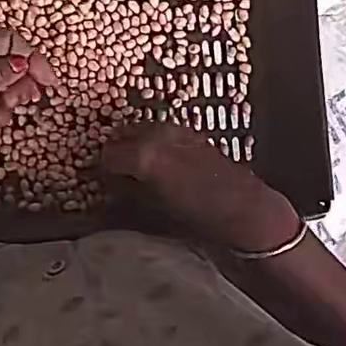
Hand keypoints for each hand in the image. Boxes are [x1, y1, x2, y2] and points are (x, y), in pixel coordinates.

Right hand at [100, 123, 299, 253]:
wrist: (246, 211)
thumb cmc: (200, 217)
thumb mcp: (156, 207)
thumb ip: (129, 189)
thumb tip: (112, 181)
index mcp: (144, 155)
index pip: (107, 155)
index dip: (102, 169)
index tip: (100, 180)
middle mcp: (159, 135)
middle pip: (122, 135)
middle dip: (115, 152)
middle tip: (112, 172)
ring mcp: (178, 131)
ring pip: (142, 129)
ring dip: (133, 144)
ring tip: (133, 168)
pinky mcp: (193, 135)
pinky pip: (162, 132)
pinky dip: (153, 143)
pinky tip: (157, 163)